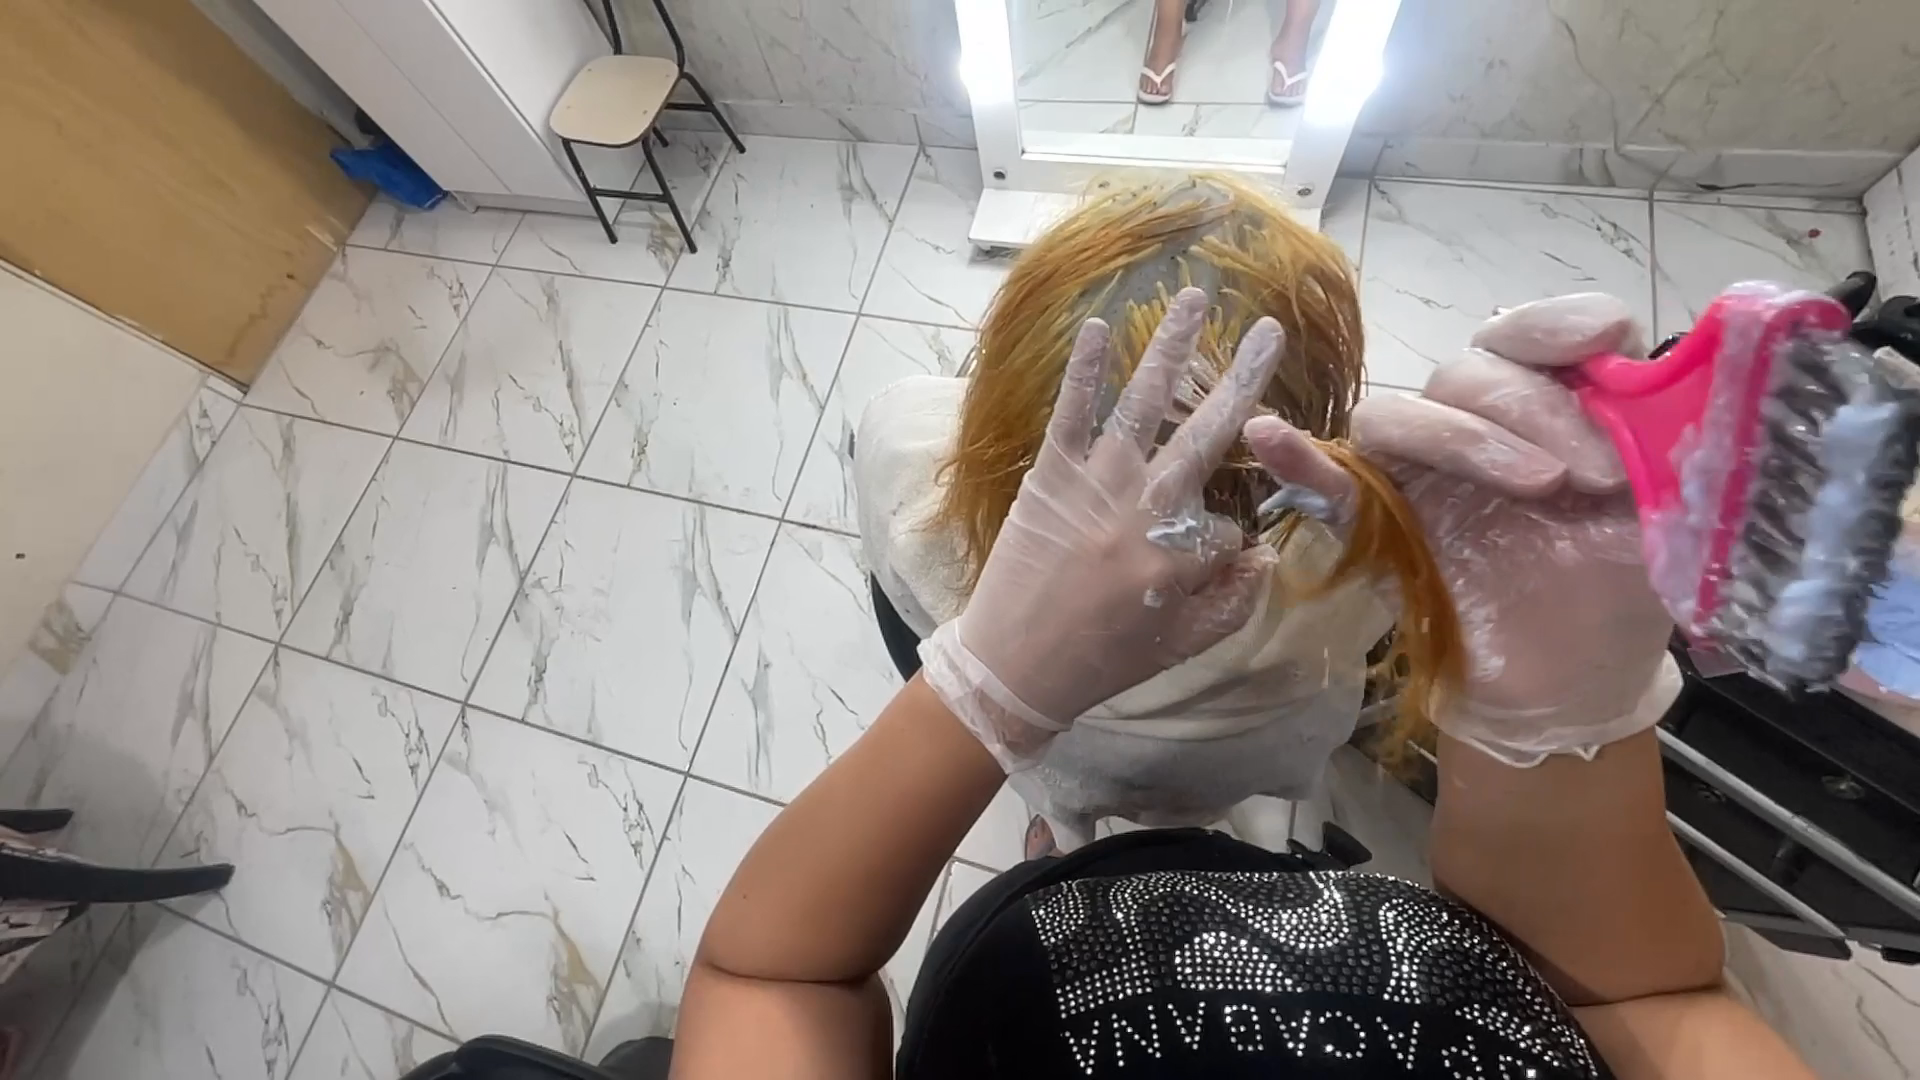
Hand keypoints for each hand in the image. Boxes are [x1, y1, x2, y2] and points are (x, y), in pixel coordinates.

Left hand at [921, 288, 1282, 769]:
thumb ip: (1233, 602)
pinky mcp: (1049, 475)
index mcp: (1181, 555)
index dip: (1218, 548)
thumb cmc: (1098, 660)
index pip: (1224, 528)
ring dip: (1170, 349)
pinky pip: (1071, 414)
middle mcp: (1146, 508)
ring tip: (1192, 300)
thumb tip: (1261, 553)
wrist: (1012, 664)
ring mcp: (1095, 484)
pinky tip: (1097, 327)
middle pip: (1207, 433)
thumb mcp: (1181, 647)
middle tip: (1269, 332)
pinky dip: (1084, 370)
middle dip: (1243, 379)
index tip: (1195, 564)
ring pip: (1143, 406)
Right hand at [1246, 293, 1679, 765]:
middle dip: (1528, 408)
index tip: (1604, 346)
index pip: (1522, 336)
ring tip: (1532, 487)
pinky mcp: (1367, 523)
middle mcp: (1466, 429)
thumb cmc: (1618, 582)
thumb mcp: (1670, 497)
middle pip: (1460, 374)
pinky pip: (1320, 481)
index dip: (1553, 324)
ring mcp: (1409, 475)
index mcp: (1534, 411)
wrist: (1568, 671)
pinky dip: (1292, 456)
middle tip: (1590, 475)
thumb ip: (1666, 431)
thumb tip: (1682, 362)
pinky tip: (1266, 435)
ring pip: (1392, 415)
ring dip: (1456, 435)